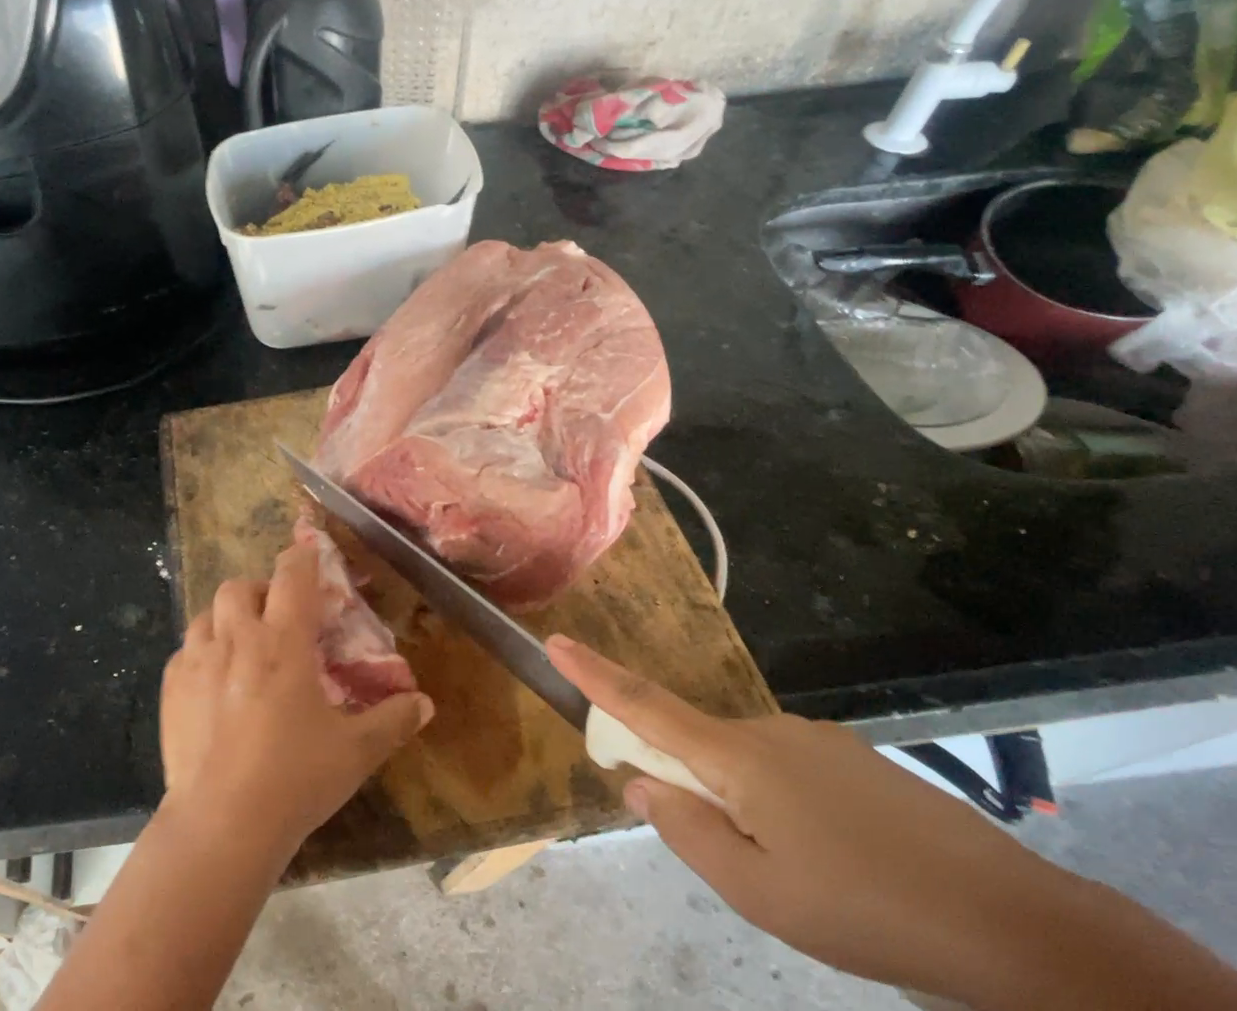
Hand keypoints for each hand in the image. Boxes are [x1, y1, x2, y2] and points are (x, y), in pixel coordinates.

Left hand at [160, 541, 433, 857]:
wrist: (222, 821)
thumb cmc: (296, 778)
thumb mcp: (356, 752)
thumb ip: (392, 721)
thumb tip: (424, 704)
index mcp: (283, 643)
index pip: (292, 578)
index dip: (302, 559)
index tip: (309, 555)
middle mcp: (235, 640)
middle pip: (239, 587)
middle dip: (260, 591)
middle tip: (278, 619)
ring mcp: (196, 663)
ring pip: (205, 615)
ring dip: (227, 619)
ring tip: (243, 647)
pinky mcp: (171, 691)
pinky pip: (184, 652)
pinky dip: (201, 652)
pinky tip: (214, 682)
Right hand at [543, 636, 1236, 1010]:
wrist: (1010, 925)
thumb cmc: (860, 908)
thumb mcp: (753, 889)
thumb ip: (684, 830)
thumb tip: (641, 782)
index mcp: (739, 758)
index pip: (647, 706)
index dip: (595, 675)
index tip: (555, 640)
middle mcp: (775, 732)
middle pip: (698, 742)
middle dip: (684, 780)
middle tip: (724, 853)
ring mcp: (823, 742)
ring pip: (746, 762)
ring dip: (737, 801)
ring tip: (791, 874)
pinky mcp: (859, 761)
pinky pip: (789, 770)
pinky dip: (778, 804)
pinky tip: (828, 861)